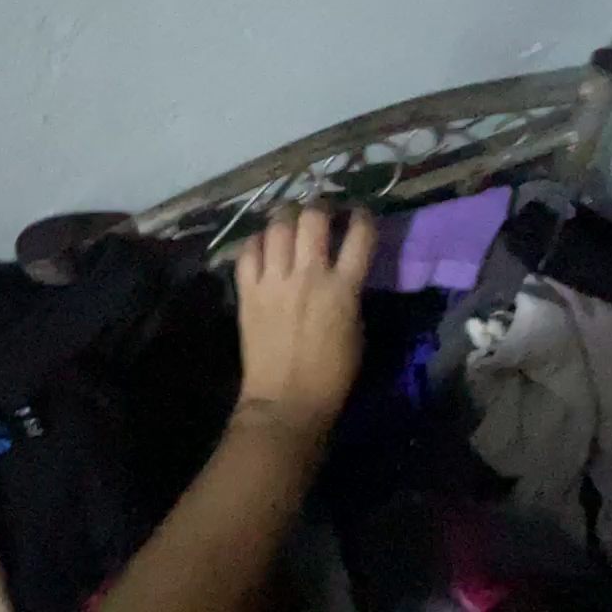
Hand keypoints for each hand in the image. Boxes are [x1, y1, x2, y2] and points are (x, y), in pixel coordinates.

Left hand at [233, 204, 374, 441]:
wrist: (286, 404)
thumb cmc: (332, 374)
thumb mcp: (357, 328)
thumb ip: (351, 291)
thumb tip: (345, 267)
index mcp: (343, 288)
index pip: (360, 233)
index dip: (364, 215)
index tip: (360, 212)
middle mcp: (309, 276)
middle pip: (313, 217)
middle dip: (319, 206)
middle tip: (320, 212)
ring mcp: (274, 281)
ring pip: (278, 226)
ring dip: (286, 217)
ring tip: (289, 220)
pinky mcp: (248, 292)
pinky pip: (248, 250)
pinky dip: (257, 241)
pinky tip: (264, 245)